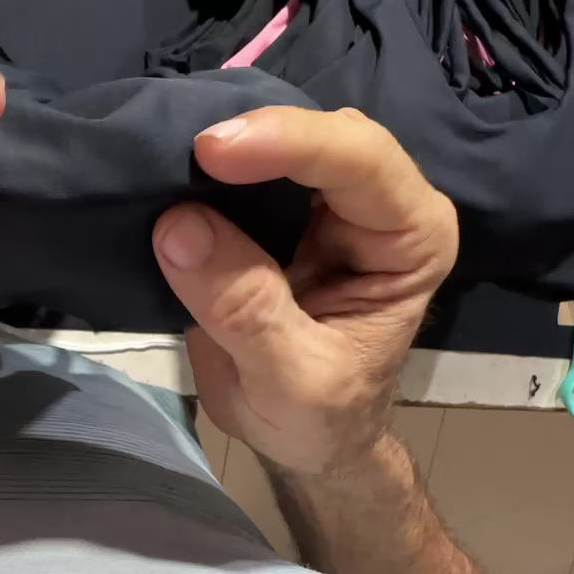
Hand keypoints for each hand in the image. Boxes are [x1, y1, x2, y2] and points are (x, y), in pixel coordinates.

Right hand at [151, 107, 456, 476]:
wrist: (304, 440)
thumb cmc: (320, 419)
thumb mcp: (291, 380)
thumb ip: (245, 309)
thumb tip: (179, 225)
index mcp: (408, 240)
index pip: (361, 162)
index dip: (289, 143)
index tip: (212, 151)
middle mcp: (374, 209)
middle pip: (321, 135)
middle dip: (254, 133)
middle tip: (178, 146)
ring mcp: (320, 211)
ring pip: (278, 144)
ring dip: (224, 146)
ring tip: (165, 153)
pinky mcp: (271, 223)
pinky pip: (238, 180)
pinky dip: (202, 175)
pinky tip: (168, 174)